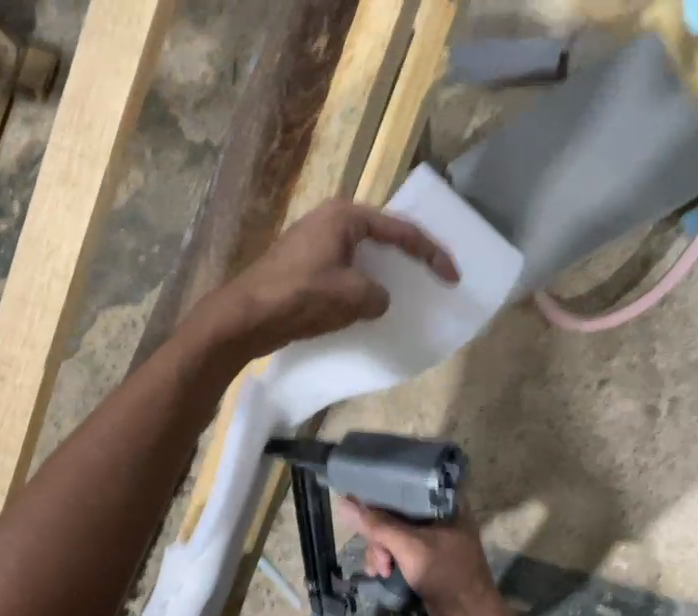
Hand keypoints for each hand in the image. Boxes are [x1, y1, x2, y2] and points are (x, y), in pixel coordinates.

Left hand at [201, 199, 458, 360]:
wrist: (246, 317)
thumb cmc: (300, 297)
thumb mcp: (353, 297)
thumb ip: (378, 295)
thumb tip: (376, 298)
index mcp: (345, 216)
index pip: (401, 229)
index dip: (431, 253)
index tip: (451, 276)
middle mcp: (329, 221)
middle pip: (381, 236)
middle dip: (408, 257)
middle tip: (432, 276)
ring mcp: (312, 243)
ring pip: (360, 256)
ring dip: (382, 273)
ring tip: (405, 290)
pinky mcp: (301, 267)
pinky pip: (343, 271)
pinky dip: (360, 285)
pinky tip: (368, 304)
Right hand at [336, 498, 518, 615]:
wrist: (467, 614)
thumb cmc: (445, 573)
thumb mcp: (409, 547)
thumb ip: (377, 526)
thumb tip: (343, 504)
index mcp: (444, 503)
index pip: (405, 487)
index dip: (378, 496)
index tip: (357, 507)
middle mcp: (438, 514)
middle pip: (393, 514)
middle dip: (379, 539)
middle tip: (379, 560)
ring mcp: (432, 535)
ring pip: (392, 533)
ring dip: (380, 552)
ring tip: (380, 571)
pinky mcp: (426, 554)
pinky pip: (398, 548)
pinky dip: (387, 559)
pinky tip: (382, 573)